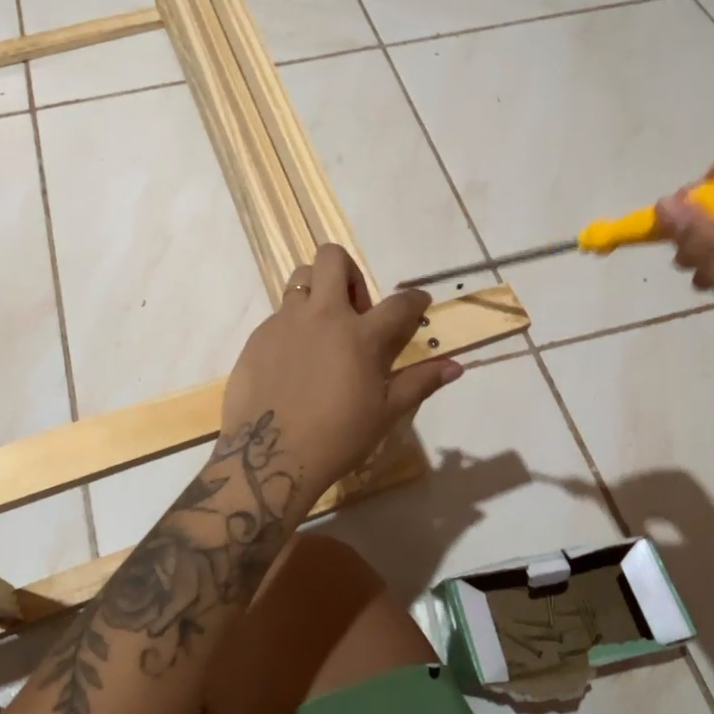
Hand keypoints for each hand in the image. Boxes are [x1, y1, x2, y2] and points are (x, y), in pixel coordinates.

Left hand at [220, 244, 462, 491]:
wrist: (269, 455)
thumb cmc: (337, 437)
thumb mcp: (385, 413)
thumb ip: (419, 382)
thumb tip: (456, 367)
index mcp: (360, 335)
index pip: (398, 303)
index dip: (414, 299)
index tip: (418, 302)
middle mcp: (321, 316)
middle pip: (332, 258)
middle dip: (349, 271)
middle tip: (355, 308)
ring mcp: (284, 322)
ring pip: (300, 279)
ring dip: (316, 291)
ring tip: (323, 329)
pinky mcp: (257, 336)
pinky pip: (278, 315)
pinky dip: (293, 326)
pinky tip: (295, 361)